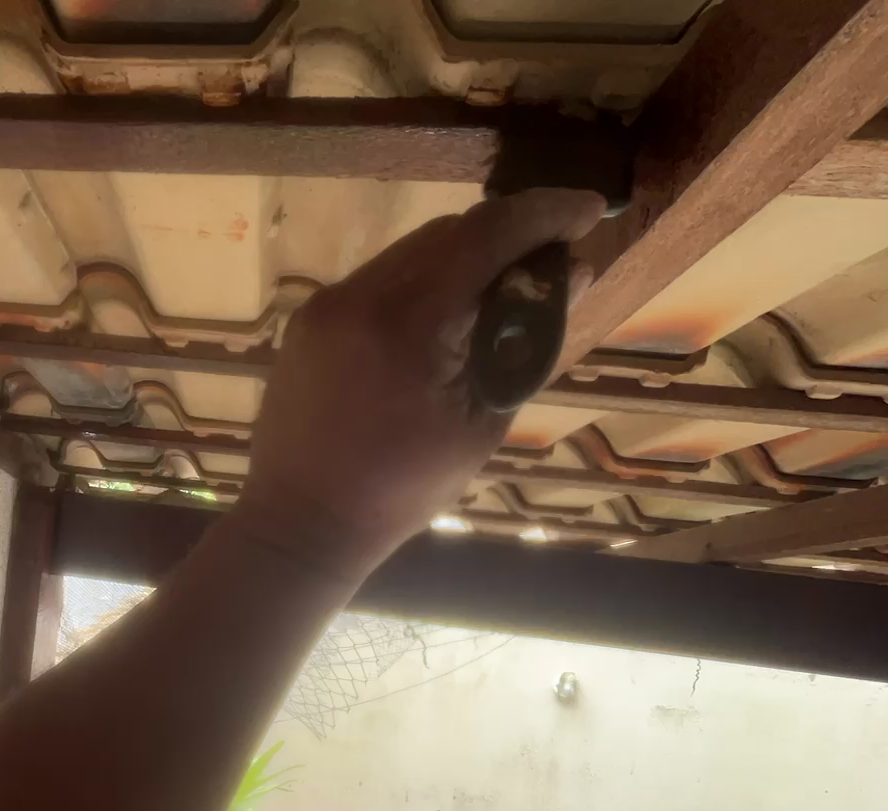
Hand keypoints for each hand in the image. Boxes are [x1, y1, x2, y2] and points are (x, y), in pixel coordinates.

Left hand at [232, 188, 604, 579]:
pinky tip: (435, 323)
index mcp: (403, 322)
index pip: (486, 233)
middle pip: (444, 234)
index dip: (545, 214)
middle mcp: (354, 297)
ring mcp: (321, 307)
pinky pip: (373, 283)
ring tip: (491, 301)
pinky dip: (415, 287)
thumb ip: (525, 342)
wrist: (299, 522)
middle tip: (544, 269)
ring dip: (457, 262)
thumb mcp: (481, 424)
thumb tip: (573, 274)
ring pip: (406, 255)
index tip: (588, 211)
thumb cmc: (398, 492)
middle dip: (503, 238)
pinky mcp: (304, 324)